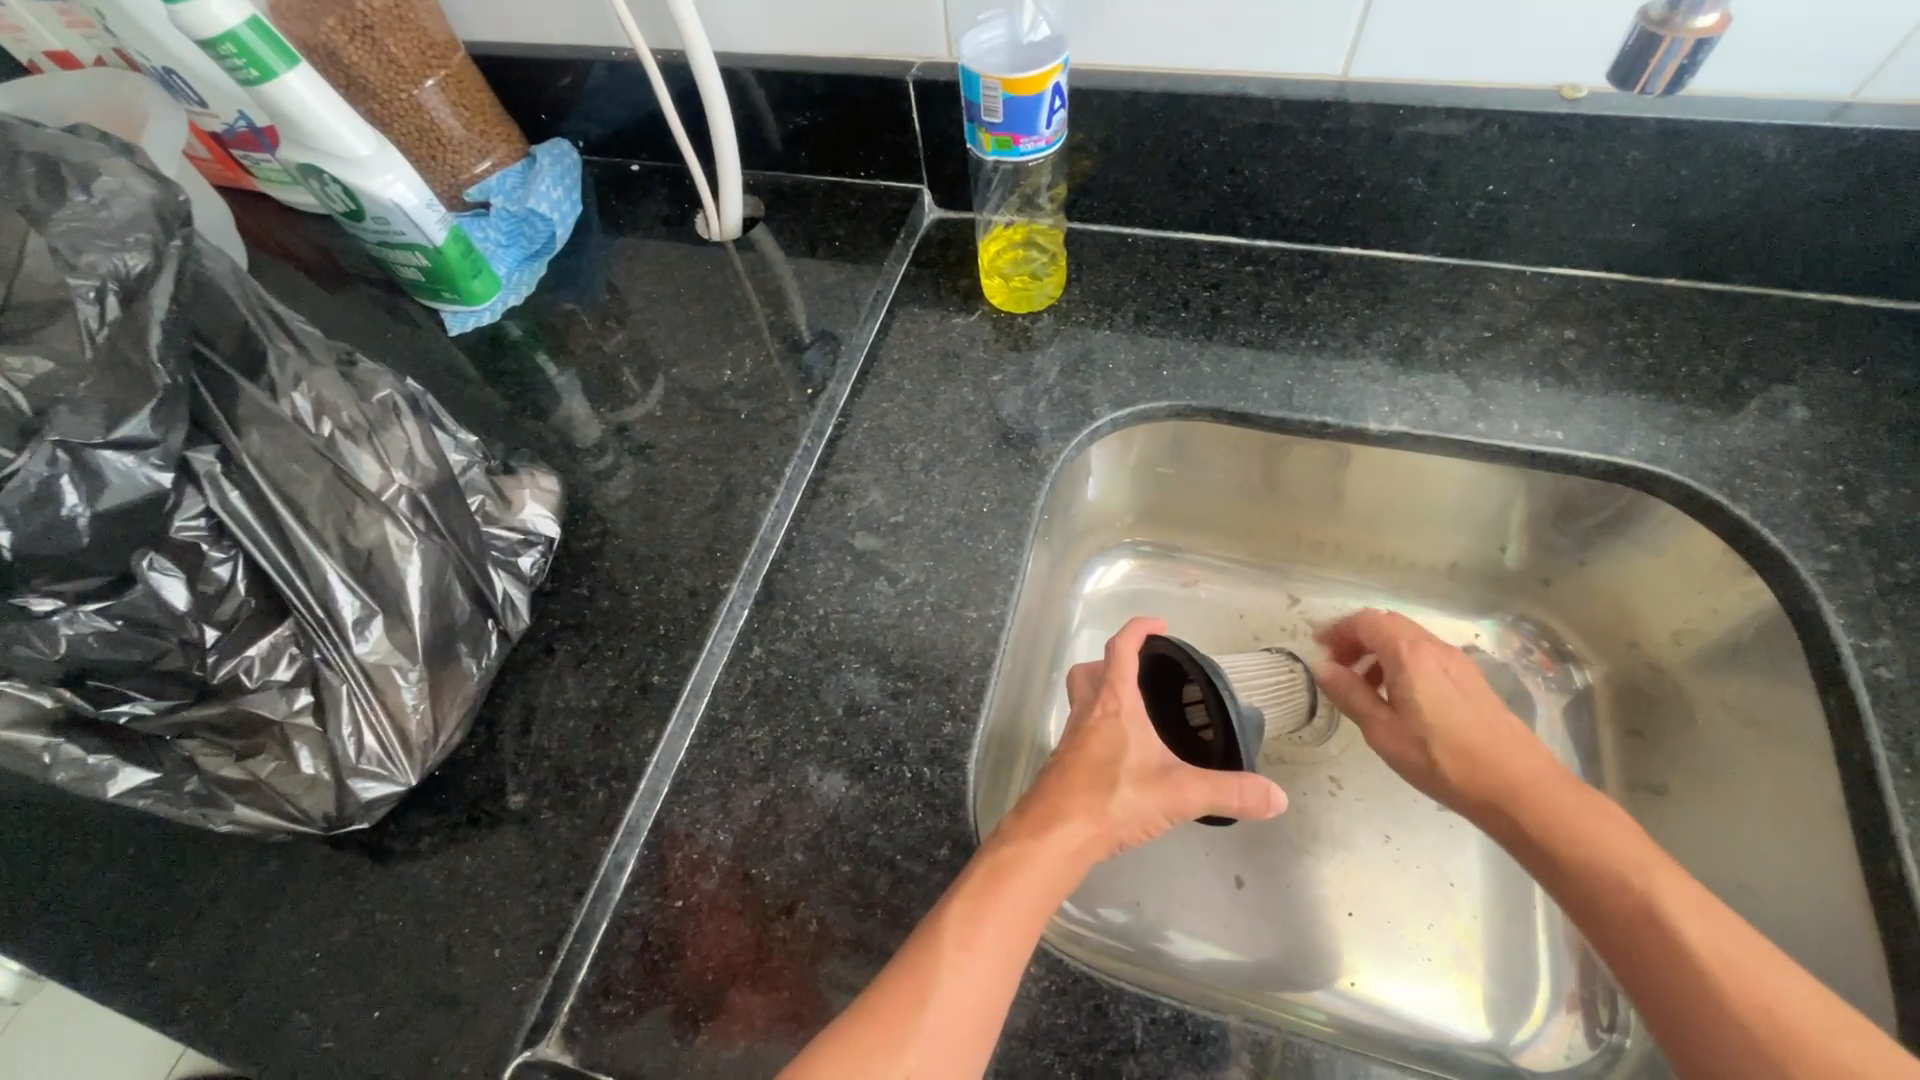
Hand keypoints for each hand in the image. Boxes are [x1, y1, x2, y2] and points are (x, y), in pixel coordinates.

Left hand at [1001, 617, 1288, 862]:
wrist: (1056, 833)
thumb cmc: (1113, 798)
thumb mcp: (1181, 794)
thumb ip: (1230, 792)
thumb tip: (1276, 797)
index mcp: (1114, 703)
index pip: (1120, 648)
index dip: (1137, 629)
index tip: (1158, 625)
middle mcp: (1088, 713)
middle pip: (1088, 671)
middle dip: (1110, 662)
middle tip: (1139, 673)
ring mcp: (1071, 738)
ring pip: (1080, 701)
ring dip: (1101, 695)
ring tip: (1133, 711)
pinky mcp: (1065, 764)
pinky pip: (1080, 732)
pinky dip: (1098, 731)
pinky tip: (1120, 755)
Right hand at [1313, 609, 1562, 817]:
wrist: (1518, 787)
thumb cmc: (1441, 760)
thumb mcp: (1382, 731)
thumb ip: (1350, 694)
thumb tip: (1322, 668)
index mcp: (1410, 654)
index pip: (1366, 621)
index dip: (1337, 630)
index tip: (1318, 650)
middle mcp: (1435, 648)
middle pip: (1388, 624)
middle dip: (1357, 639)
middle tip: (1337, 666)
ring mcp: (1458, 663)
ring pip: (1409, 640)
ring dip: (1379, 652)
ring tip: (1364, 686)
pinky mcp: (1472, 680)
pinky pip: (1427, 657)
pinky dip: (1402, 664)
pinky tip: (1399, 699)